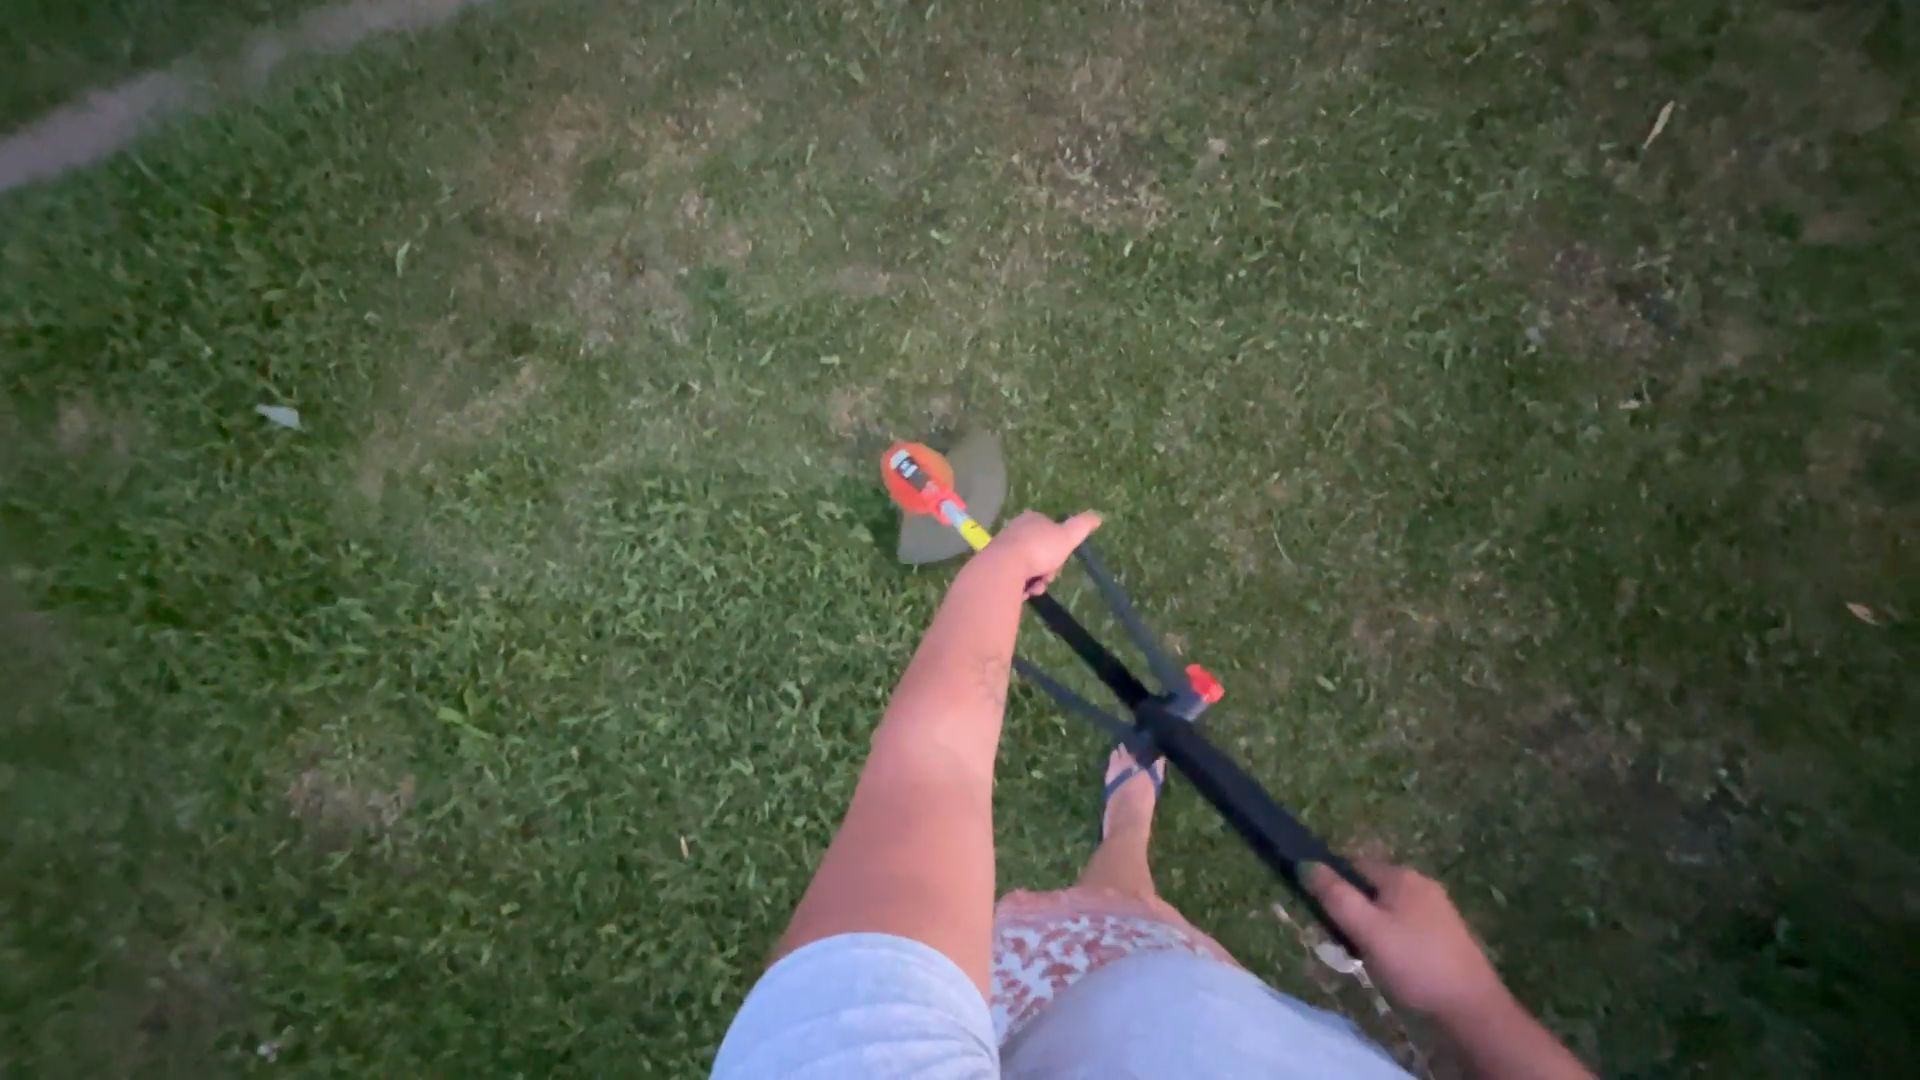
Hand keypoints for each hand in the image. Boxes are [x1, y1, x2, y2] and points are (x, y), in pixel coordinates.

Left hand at [978, 511, 1100, 595]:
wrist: (1004, 567)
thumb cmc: (1039, 549)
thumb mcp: (1068, 536)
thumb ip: (1082, 525)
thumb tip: (1098, 516)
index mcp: (1031, 519)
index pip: (1051, 533)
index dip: (1059, 549)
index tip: (1060, 561)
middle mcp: (1015, 531)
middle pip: (1040, 553)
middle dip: (1047, 569)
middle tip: (1047, 577)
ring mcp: (1002, 549)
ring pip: (1028, 568)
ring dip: (1035, 581)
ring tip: (1034, 587)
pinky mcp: (993, 566)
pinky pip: (1013, 578)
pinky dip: (1021, 586)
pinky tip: (1022, 591)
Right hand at [1307, 860, 1509, 1021]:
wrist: (1474, 1014)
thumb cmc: (1414, 965)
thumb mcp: (1366, 930)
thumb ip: (1334, 895)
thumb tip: (1304, 863)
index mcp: (1402, 876)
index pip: (1351, 864)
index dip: (1332, 884)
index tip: (1323, 913)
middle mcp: (1421, 885)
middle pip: (1369, 887)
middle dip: (1352, 909)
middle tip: (1343, 940)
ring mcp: (1437, 910)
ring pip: (1387, 909)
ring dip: (1370, 927)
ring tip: (1365, 955)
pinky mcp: (1446, 936)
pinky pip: (1405, 926)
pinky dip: (1392, 939)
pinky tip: (1392, 964)